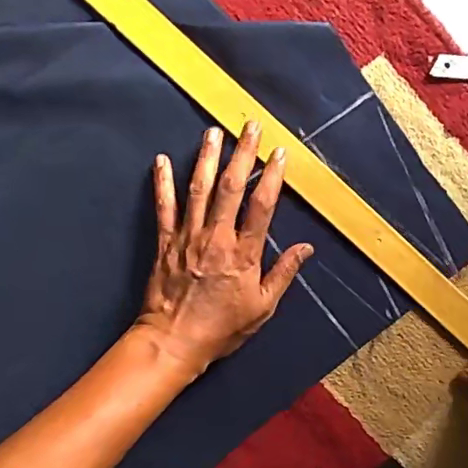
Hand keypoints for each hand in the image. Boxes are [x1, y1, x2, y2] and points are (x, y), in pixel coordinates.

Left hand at [135, 122, 312, 375]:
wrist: (175, 341)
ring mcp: (188, 238)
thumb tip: (306, 248)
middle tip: (249, 126)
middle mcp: (216, 239)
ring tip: (213, 131)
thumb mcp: (263, 307)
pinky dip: (162, 182)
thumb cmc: (222, 328)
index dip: (272, 176)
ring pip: (198, 189)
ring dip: (206, 157)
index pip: (261, 206)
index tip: (279, 154)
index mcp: (244, 254)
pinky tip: (161, 160)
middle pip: (230, 187)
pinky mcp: (166, 243)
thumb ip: (283, 273)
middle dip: (242, 153)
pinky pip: (164, 207)